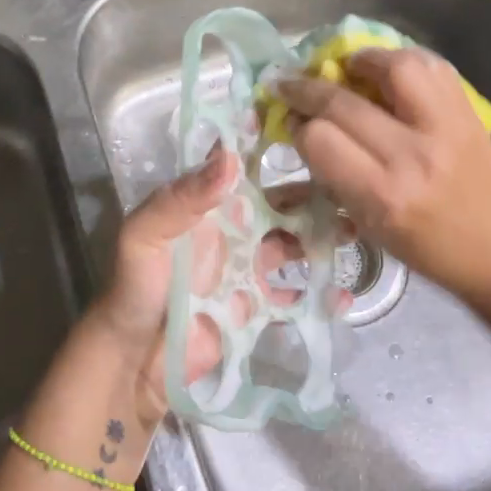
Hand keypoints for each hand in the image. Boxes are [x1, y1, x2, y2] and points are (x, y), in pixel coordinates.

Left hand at [89, 146, 344, 425]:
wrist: (134, 357)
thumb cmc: (137, 286)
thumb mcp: (146, 234)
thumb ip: (183, 198)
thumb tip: (230, 158)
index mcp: (206, 205)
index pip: (243, 168)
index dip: (273, 150)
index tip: (314, 132)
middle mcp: (231, 230)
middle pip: (279, 206)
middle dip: (313, 196)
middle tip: (352, 189)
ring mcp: (247, 269)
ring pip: (292, 246)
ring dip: (322, 238)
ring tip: (356, 231)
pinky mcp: (256, 308)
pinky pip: (293, 299)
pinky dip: (319, 297)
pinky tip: (344, 296)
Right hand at [276, 48, 490, 302]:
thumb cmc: (426, 247)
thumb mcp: (367, 225)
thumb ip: (332, 175)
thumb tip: (299, 126)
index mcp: (383, 196)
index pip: (319, 139)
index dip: (297, 125)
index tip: (291, 122)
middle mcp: (412, 157)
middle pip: (342, 102)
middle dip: (306, 88)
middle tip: (293, 85)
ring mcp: (445, 128)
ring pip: (393, 67)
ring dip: (360, 60)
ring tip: (347, 67)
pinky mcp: (468, 112)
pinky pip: (431, 66)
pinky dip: (401, 59)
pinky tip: (386, 70)